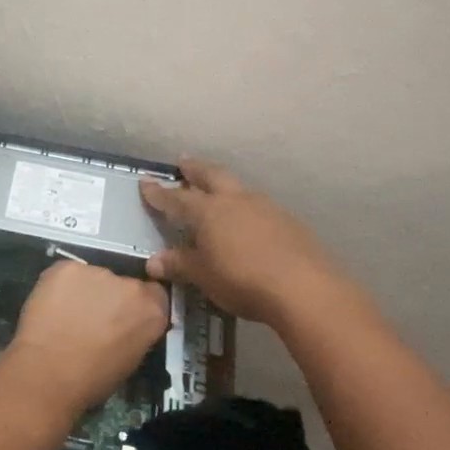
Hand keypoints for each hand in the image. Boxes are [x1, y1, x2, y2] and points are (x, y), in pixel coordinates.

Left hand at [0, 262, 169, 413]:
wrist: (48, 373)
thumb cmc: (91, 380)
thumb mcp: (129, 360)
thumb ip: (134, 333)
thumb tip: (125, 327)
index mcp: (151, 310)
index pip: (154, 295)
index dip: (137, 306)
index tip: (123, 317)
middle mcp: (129, 285)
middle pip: (123, 284)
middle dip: (111, 297)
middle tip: (93, 319)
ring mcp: (97, 272)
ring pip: (94, 278)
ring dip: (86, 291)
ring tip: (67, 315)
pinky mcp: (65, 267)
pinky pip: (67, 274)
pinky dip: (61, 288)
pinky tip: (51, 307)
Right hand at [140, 158, 355, 327]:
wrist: (304, 288)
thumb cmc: (243, 280)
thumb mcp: (203, 276)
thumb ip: (179, 264)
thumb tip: (152, 262)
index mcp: (208, 212)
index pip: (176, 198)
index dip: (159, 192)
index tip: (145, 181)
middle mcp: (235, 200)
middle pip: (211, 176)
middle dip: (195, 169)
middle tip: (183, 161)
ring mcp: (265, 207)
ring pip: (238, 188)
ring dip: (224, 185)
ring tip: (217, 189)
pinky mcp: (288, 221)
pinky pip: (259, 205)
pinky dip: (246, 206)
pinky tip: (248, 219)